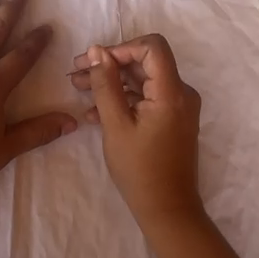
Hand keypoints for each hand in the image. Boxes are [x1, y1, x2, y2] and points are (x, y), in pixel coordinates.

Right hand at [69, 34, 205, 228]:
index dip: (122, 48)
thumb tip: (96, 51)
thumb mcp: (115, 125)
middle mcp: (181, 93)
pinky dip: (123, 99)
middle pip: (145, 62)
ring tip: (79, 89)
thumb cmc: (140, 170)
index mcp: (172, 92)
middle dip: (109, 65)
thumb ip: (105, 84)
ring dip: (112, 82)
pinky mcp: (172, 119)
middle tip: (77, 72)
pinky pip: (147, 98)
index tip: (96, 63)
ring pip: (142, 80)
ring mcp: (178, 107)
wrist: (168, 210)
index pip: (152, 47)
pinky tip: (95, 113)